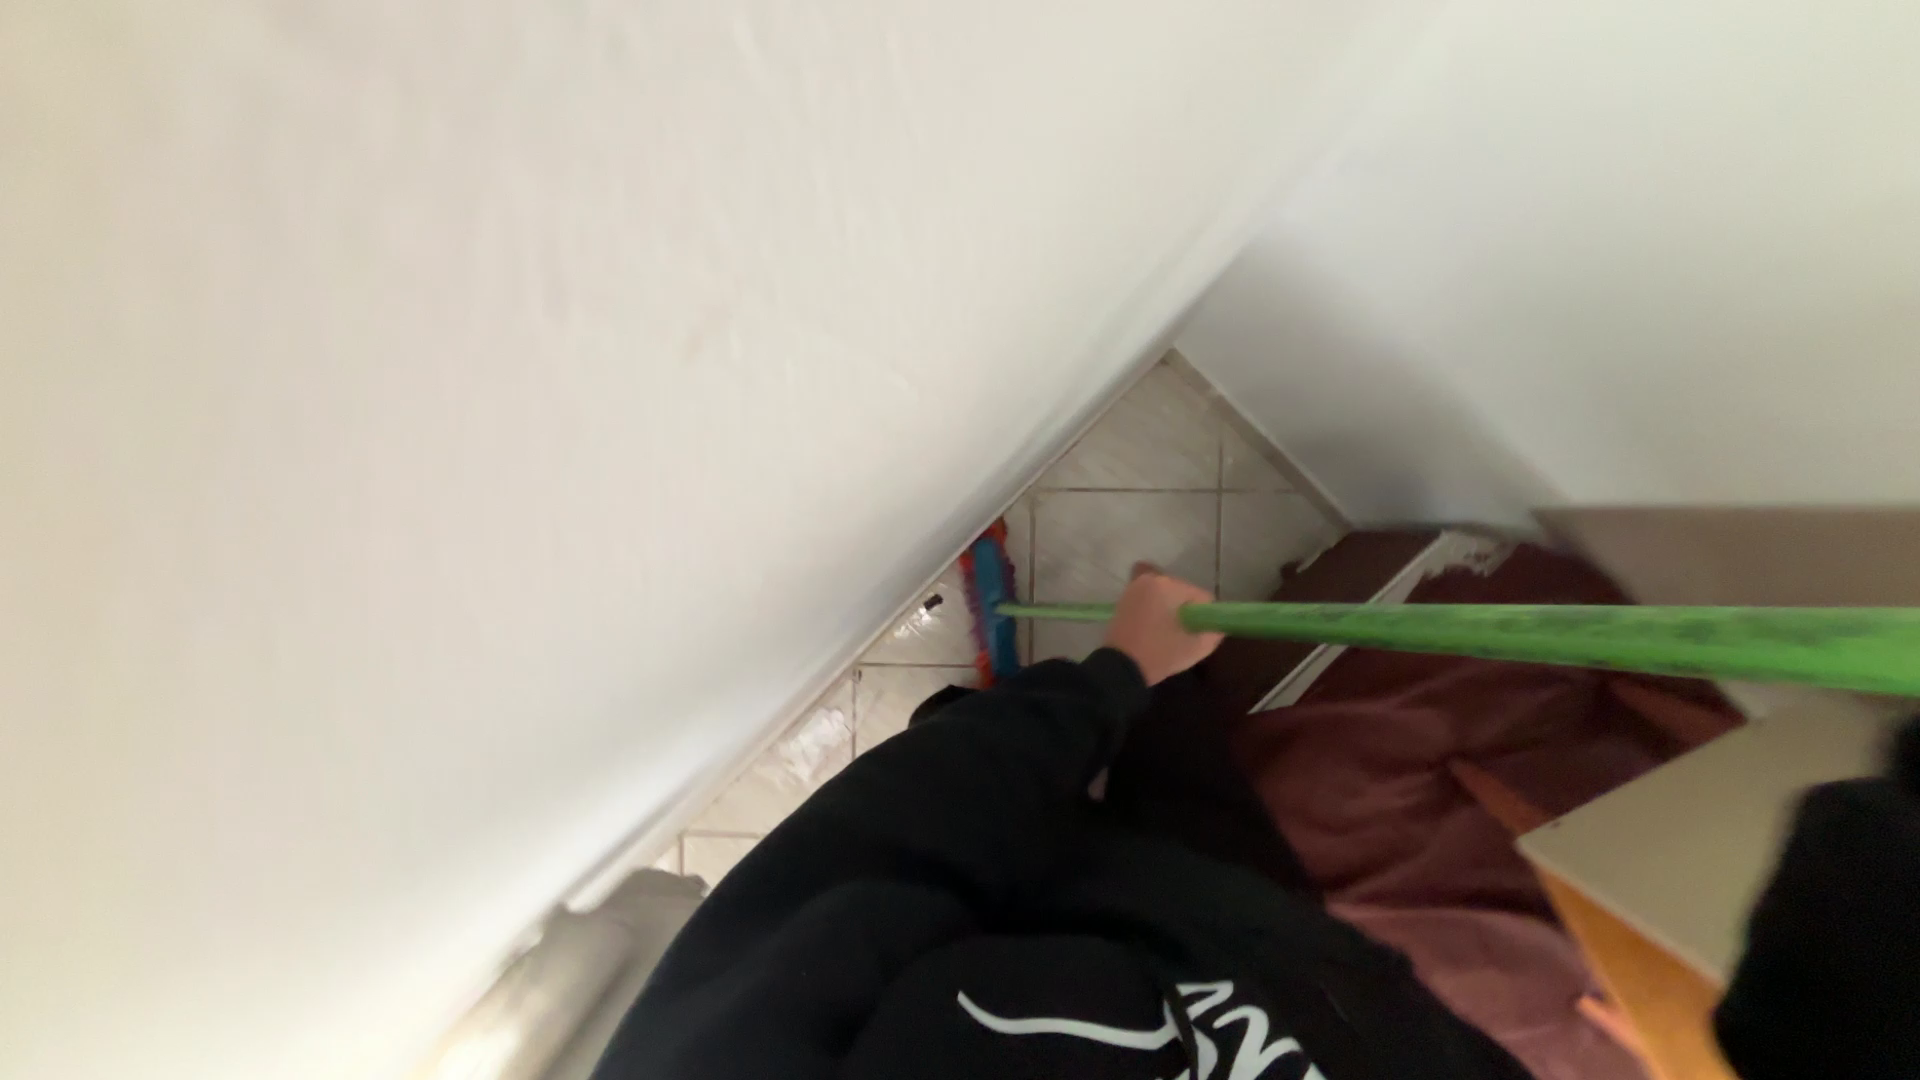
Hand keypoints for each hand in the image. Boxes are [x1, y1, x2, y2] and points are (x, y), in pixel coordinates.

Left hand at [1101, 563, 1223, 685]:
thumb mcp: (1197, 647)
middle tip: (1182, 636)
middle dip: (1186, 612)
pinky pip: (1150, 602)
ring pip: (1165, 598)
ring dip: (1170, 612)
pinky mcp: (1123, 600)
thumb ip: (1215, 631)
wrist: (1120, 667)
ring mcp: (1133, 588)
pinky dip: (1155, 612)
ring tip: (1166, 635)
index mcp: (1168, 585)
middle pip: (1182, 594)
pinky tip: (1153, 631)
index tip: (1197, 635)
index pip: (1201, 597)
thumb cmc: (1161, 654)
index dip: (1204, 617)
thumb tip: (1217, 624)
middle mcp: (1150, 579)